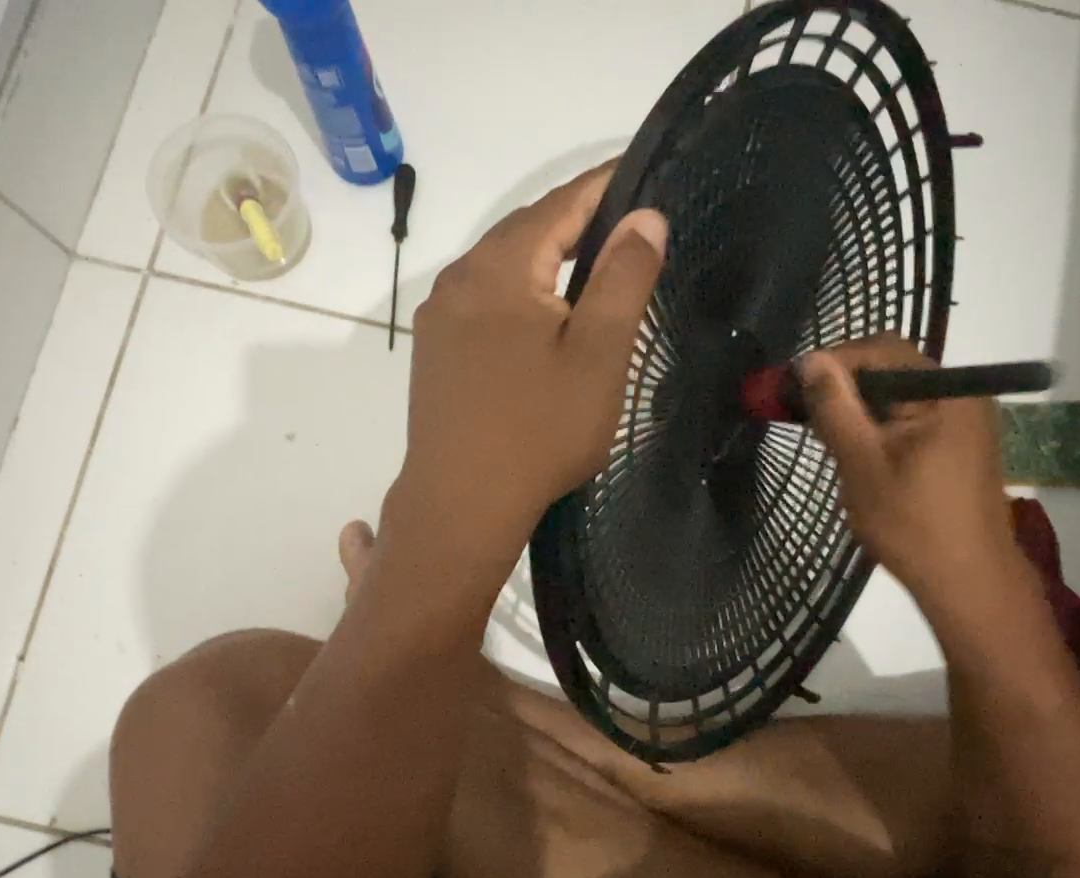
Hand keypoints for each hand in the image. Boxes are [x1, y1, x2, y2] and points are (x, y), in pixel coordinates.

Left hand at [390, 163, 667, 561]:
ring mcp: (439, 319)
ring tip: (589, 269)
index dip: (603, 186)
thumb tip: (645, 217)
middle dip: (574, 222)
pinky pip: (483, 304)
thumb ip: (623, 279)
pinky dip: (518, 295)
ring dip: (543, 261)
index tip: (640, 172)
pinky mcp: (434, 354)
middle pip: (525, 232)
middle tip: (625, 226)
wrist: (461, 504)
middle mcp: (459, 280)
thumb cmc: (538, 431)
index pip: (560, 204)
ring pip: (500, 269)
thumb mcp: (597, 355)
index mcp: (499, 268)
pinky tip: (539, 320)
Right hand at [803, 335, 1017, 595]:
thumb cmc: (911, 524)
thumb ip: (835, 407)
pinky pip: (913, 419)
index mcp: (944, 392)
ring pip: (898, 396)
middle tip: (806, 419)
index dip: (832, 362)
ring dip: (859, 411)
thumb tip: (810, 360)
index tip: (792, 391)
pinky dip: (880, 428)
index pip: (880, 349)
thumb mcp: (861, 463)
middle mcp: (961, 395)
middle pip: (891, 369)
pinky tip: (860, 458)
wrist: (968, 582)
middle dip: (844, 388)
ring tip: (831, 444)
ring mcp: (965, 421)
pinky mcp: (961, 446)